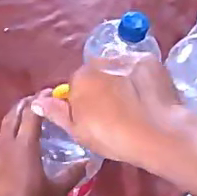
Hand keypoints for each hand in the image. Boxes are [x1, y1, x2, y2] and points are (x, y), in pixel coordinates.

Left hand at [0, 97, 83, 195]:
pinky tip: (8, 165)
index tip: (48, 92)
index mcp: (24, 146)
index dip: (40, 100)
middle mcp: (3, 147)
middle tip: (33, 102)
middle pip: (11, 118)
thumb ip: (72, 174)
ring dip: (11, 129)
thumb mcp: (58, 193)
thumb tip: (88, 162)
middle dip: (22, 107)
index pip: (31, 114)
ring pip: (0, 137)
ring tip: (22, 132)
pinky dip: (2, 154)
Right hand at [32, 53, 196, 170]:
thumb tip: (38, 101)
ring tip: (135, 104)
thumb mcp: (79, 132)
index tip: (97, 118)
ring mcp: (126, 58)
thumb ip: (57, 113)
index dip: (85, 103)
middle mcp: (100, 61)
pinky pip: (139, 67)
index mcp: (80, 78)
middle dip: (102, 87)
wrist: (158, 133)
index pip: (76, 86)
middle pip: (96, 73)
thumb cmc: (114, 137)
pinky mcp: (149, 59)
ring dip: (121, 80)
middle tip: (116, 112)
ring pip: (117, 68)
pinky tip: (149, 96)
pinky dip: (141, 78)